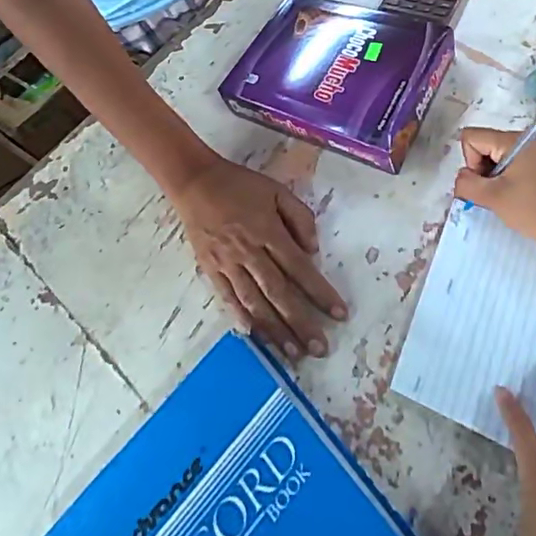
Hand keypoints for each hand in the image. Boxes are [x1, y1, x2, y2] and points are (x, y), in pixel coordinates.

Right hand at [169, 157, 346, 357]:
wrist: (195, 182)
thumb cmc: (241, 186)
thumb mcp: (277, 191)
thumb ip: (299, 218)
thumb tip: (313, 250)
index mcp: (269, 232)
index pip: (300, 269)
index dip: (320, 293)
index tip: (339, 314)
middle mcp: (250, 252)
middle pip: (279, 293)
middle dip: (301, 323)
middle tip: (320, 349)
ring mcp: (228, 263)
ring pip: (254, 302)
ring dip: (274, 329)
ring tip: (293, 353)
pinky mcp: (210, 269)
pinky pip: (226, 298)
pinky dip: (240, 318)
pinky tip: (253, 336)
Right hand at [454, 126, 535, 247]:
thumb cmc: (532, 211)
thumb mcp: (491, 197)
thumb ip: (465, 182)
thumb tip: (462, 177)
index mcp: (514, 139)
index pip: (471, 138)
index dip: (471, 162)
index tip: (488, 183)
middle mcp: (526, 137)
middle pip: (483, 144)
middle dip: (481, 169)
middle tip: (496, 192)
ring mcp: (535, 149)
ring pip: (494, 155)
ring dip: (492, 176)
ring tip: (507, 196)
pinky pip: (509, 162)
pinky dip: (504, 178)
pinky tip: (516, 195)